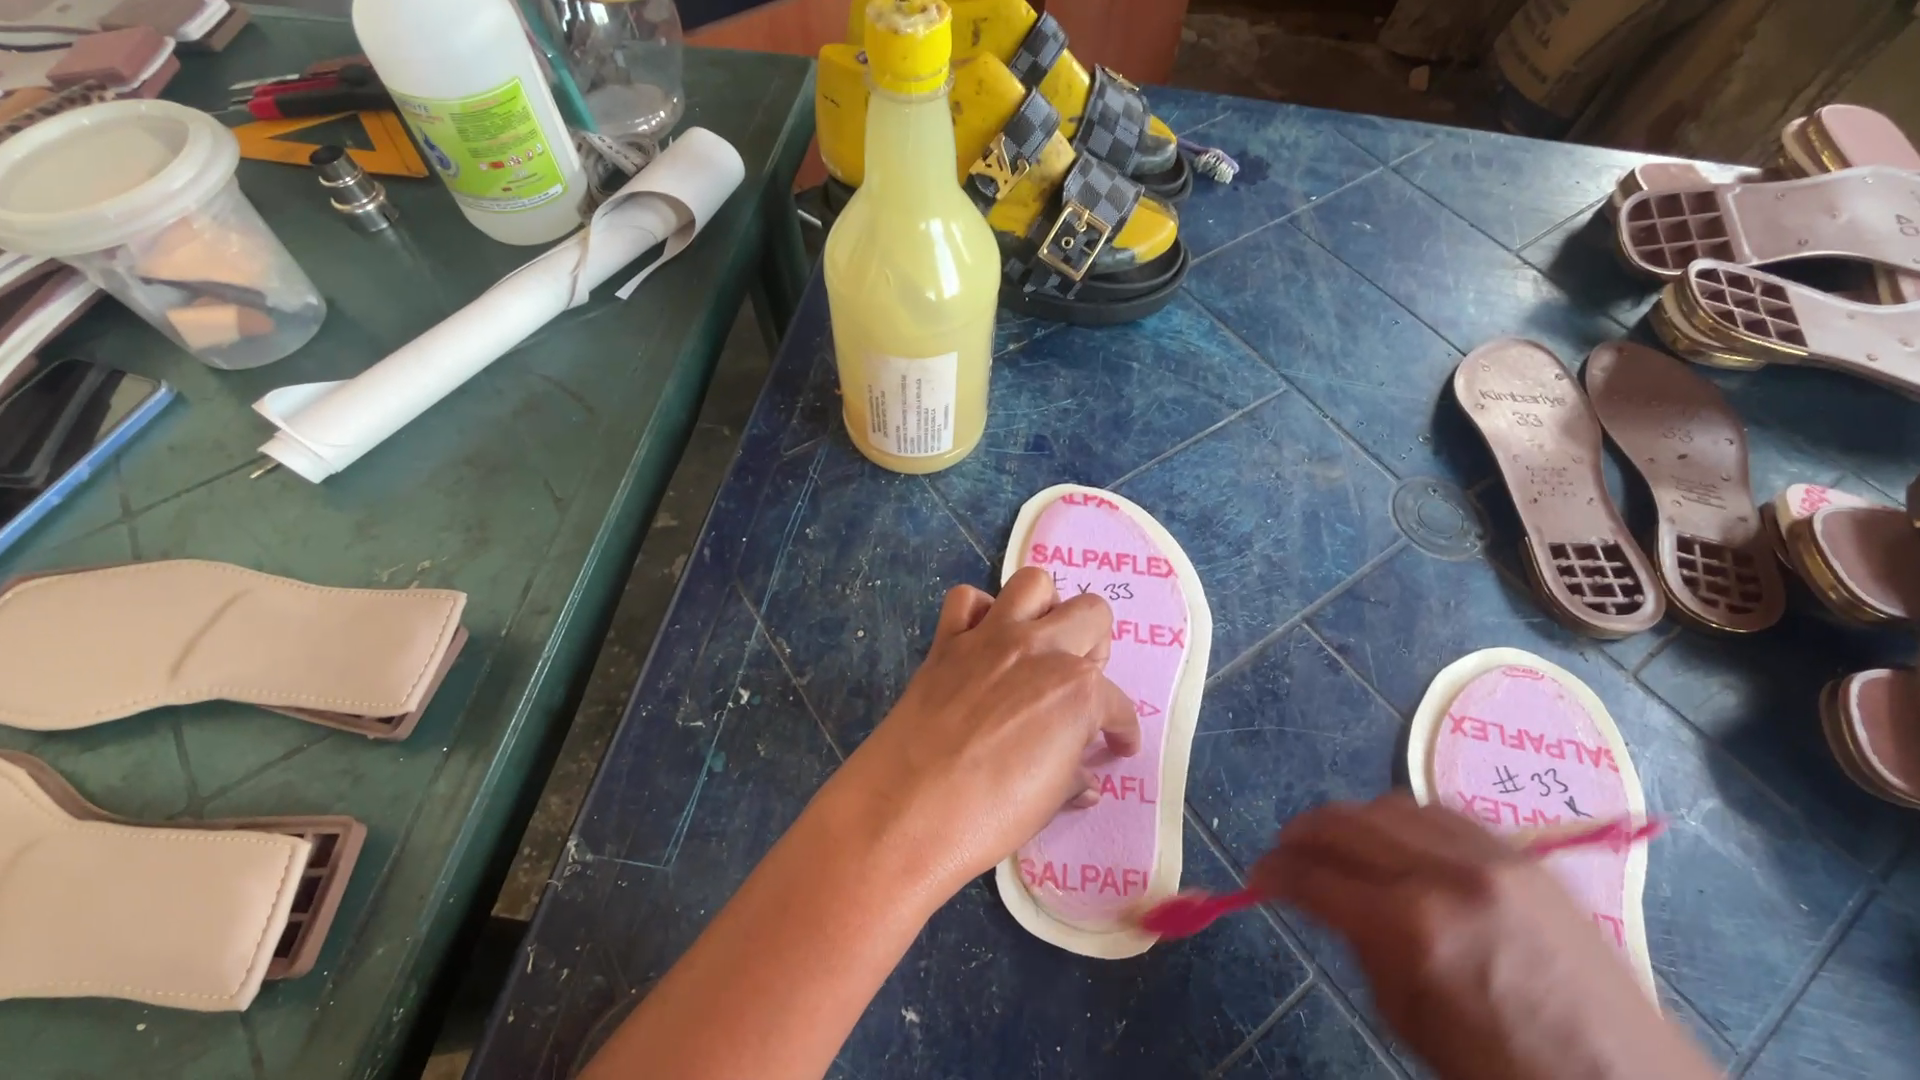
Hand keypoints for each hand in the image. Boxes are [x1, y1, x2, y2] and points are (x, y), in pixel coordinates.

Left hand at [825, 566, 1141, 891]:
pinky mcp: (946, 642)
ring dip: (1045, 610)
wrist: (906, 812)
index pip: (1117, 704)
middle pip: (1091, 614)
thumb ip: (1072, 778)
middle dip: (1096, 647)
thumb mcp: (1048, 803)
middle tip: (1080, 685)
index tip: (1118, 745)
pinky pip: (966, 600)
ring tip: (1039, 646)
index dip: (1122, 729)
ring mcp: (990, 638)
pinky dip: (979, 614)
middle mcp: (1040, 648)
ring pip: (1034, 584)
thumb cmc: (989, 816)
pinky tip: (983, 644)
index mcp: (1078, 690)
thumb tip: (1085, 780)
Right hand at [1252, 796, 1715, 1079]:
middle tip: (1283, 855)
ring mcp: (1490, 856)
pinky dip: (1402, 820)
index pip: (1315, 877)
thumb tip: (1325, 899)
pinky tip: (1394, 843)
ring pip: (1389, 805)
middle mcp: (1447, 874)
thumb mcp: (1407, 1018)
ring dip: (1349, 821)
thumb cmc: (1500, 1067)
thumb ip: (1359, 943)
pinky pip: (1441, 812)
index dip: (1274, 873)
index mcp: (1412, 927)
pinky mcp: (1521, 854)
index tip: (1256, 876)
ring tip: (1335, 844)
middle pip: (1345, 824)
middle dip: (1300, 836)